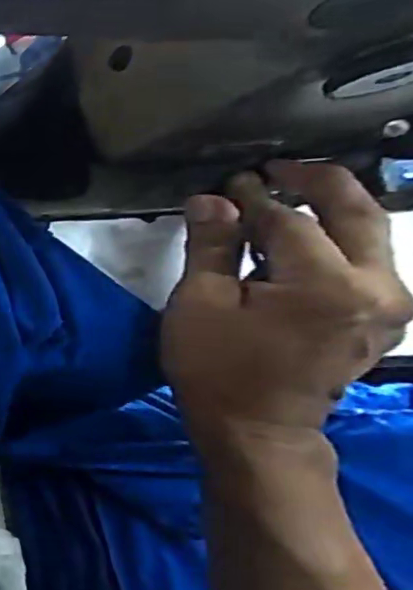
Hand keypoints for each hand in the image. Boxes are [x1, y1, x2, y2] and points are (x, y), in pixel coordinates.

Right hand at [162, 161, 412, 444]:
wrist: (256, 422)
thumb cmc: (216, 363)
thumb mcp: (199, 303)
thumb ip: (213, 248)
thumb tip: (213, 201)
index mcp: (327, 284)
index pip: (292, 222)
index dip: (256, 199)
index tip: (228, 183)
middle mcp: (379, 288)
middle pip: (359, 217)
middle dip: (321, 185)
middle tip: (281, 168)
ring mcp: (391, 304)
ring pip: (372, 238)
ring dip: (333, 211)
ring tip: (291, 195)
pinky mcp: (385, 316)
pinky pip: (369, 263)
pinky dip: (338, 240)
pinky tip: (303, 238)